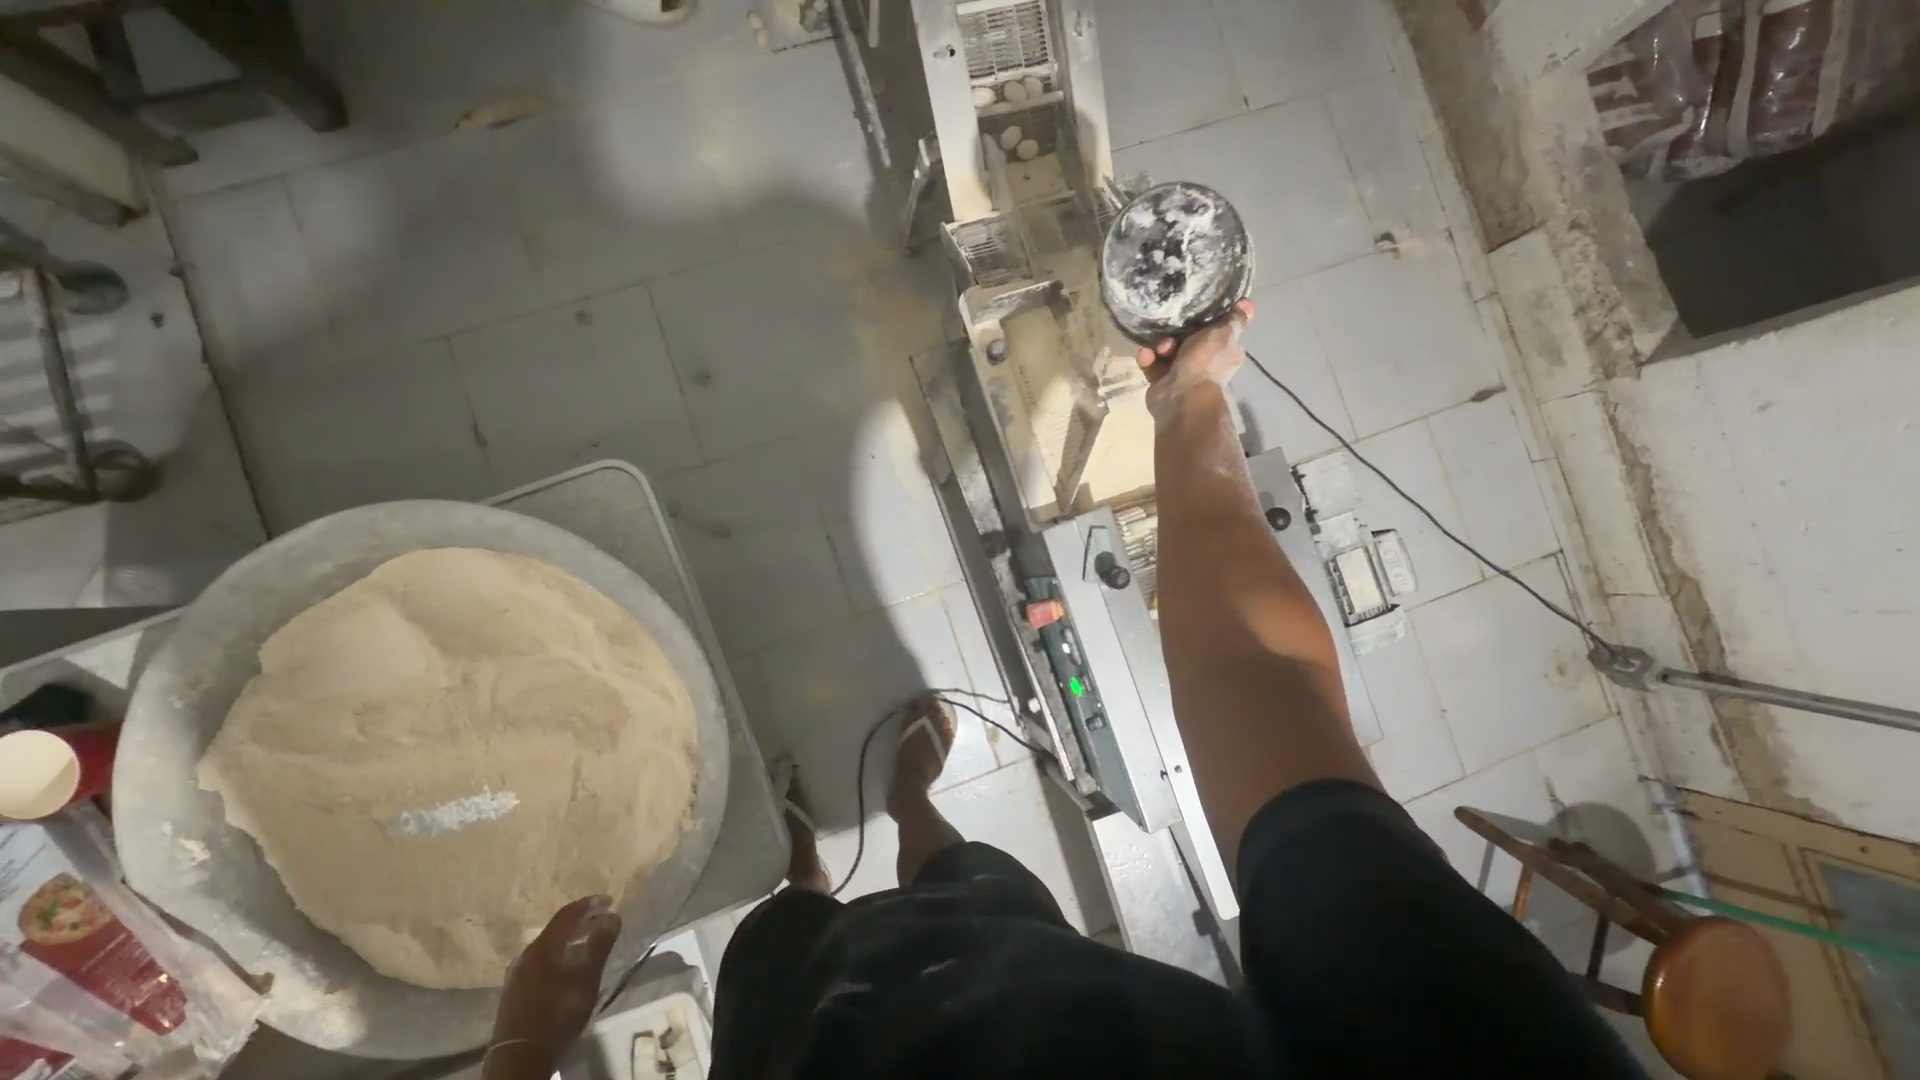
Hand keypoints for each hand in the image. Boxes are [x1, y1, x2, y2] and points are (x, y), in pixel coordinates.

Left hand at [483, 895, 621, 1079]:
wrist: (519, 1059)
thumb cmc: (558, 1015)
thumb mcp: (586, 980)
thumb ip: (600, 945)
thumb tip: (612, 917)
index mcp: (543, 948)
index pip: (567, 915)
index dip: (589, 904)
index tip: (609, 900)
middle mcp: (526, 956)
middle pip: (556, 930)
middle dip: (581, 923)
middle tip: (603, 921)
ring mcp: (516, 976)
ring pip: (547, 948)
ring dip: (570, 941)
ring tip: (589, 945)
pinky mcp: (514, 993)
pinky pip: (540, 963)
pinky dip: (558, 957)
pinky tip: (568, 970)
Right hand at [1136, 299, 1255, 420]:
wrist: (1182, 396)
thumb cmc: (1206, 362)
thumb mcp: (1225, 333)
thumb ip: (1235, 318)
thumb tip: (1248, 303)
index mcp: (1225, 351)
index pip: (1218, 329)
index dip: (1207, 319)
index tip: (1197, 309)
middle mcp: (1206, 362)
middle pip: (1189, 337)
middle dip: (1178, 332)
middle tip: (1174, 331)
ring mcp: (1183, 372)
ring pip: (1168, 349)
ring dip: (1160, 345)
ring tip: (1160, 348)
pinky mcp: (1162, 380)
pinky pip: (1153, 363)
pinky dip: (1149, 359)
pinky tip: (1147, 355)